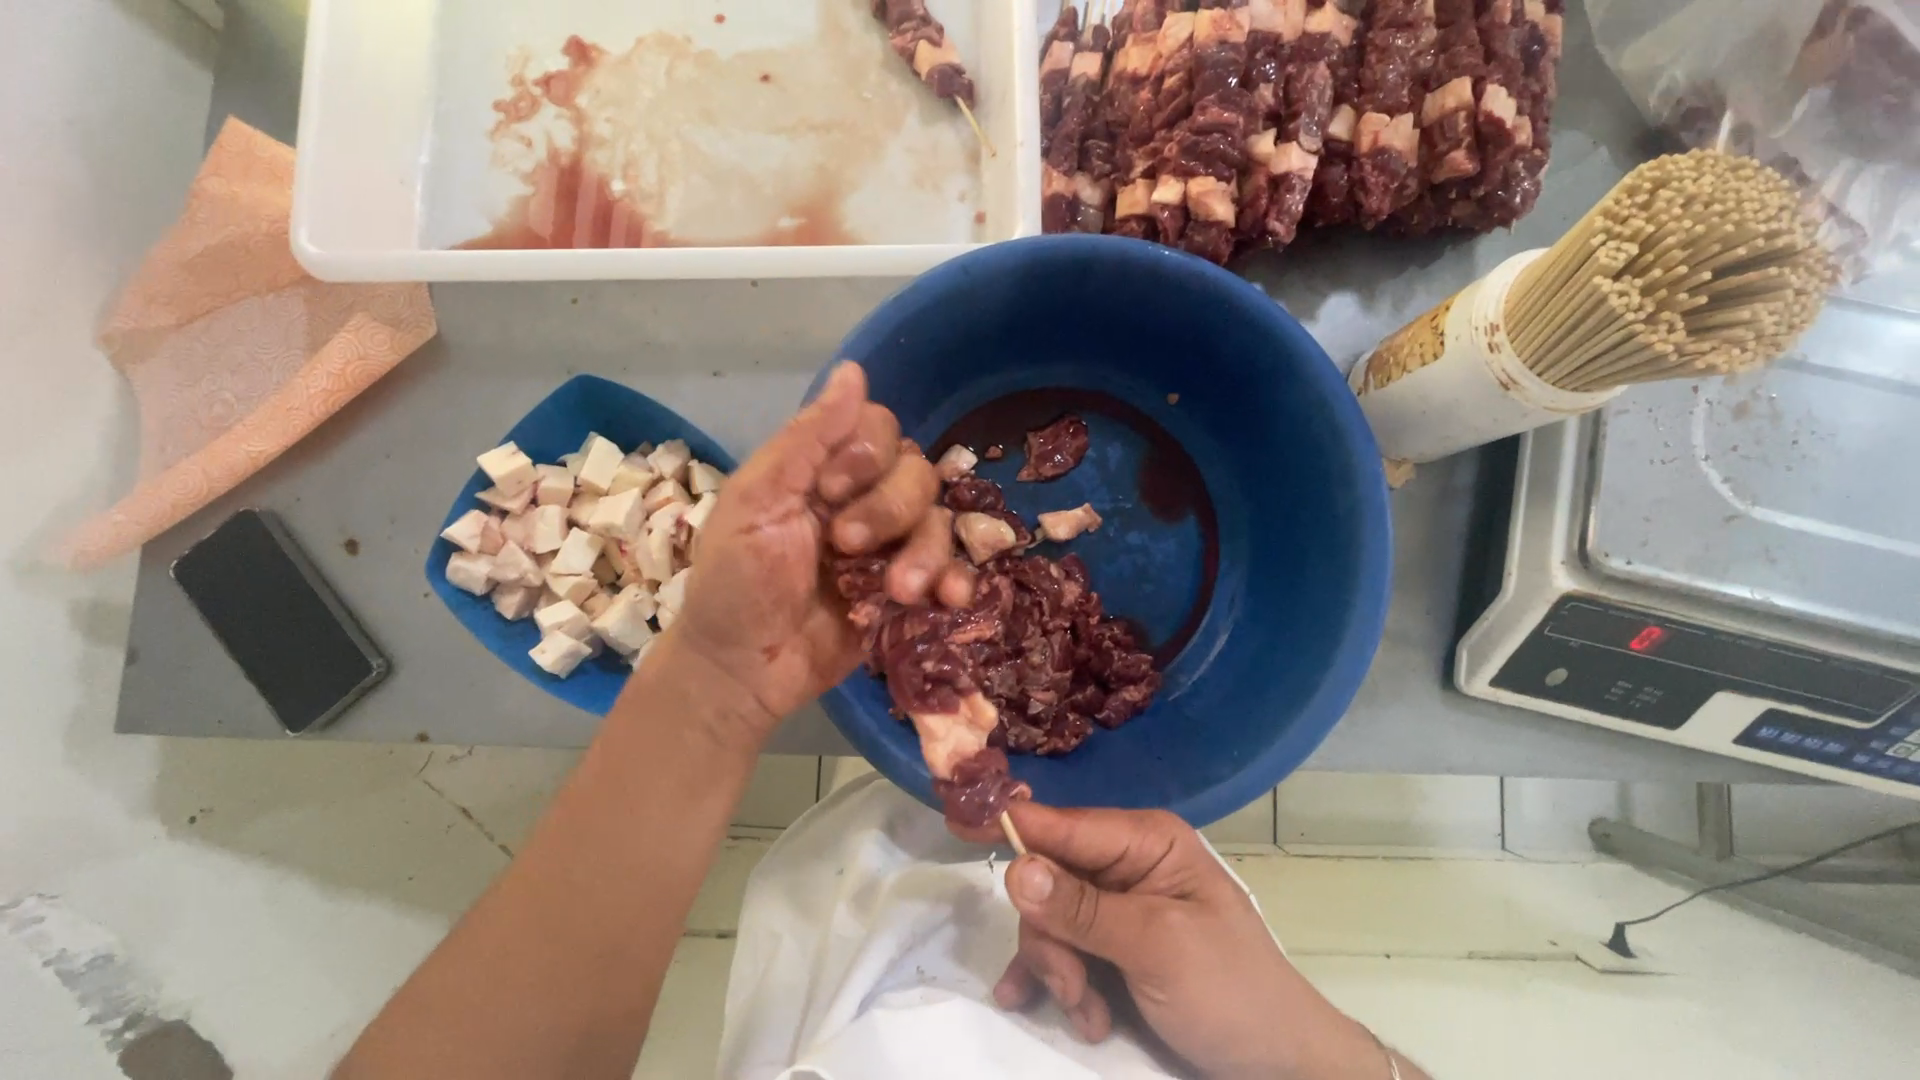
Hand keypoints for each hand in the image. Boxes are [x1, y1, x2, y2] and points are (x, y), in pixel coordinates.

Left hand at [657, 363, 972, 747]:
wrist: (744, 670)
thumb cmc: (735, 583)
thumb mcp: (757, 502)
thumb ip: (807, 439)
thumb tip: (853, 370)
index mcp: (821, 471)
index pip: (878, 429)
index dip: (867, 455)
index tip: (828, 491)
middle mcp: (861, 500)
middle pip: (916, 472)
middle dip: (889, 509)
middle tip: (845, 545)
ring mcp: (889, 547)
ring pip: (938, 521)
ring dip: (924, 551)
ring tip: (896, 591)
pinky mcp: (907, 592)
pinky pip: (951, 569)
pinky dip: (956, 579)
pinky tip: (948, 598)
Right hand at [957, 804, 1388, 1079]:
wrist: (1279, 1067)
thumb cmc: (1229, 991)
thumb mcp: (1156, 946)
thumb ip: (1082, 908)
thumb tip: (1015, 865)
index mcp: (1145, 842)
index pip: (1062, 825)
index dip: (1012, 826)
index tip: (958, 825)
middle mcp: (1125, 866)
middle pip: (1047, 882)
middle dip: (1052, 940)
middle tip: (1075, 988)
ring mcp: (1116, 909)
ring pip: (1049, 923)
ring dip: (1060, 973)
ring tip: (1091, 1015)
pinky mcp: (1111, 950)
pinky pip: (1061, 953)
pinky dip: (1057, 985)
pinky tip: (1060, 1012)